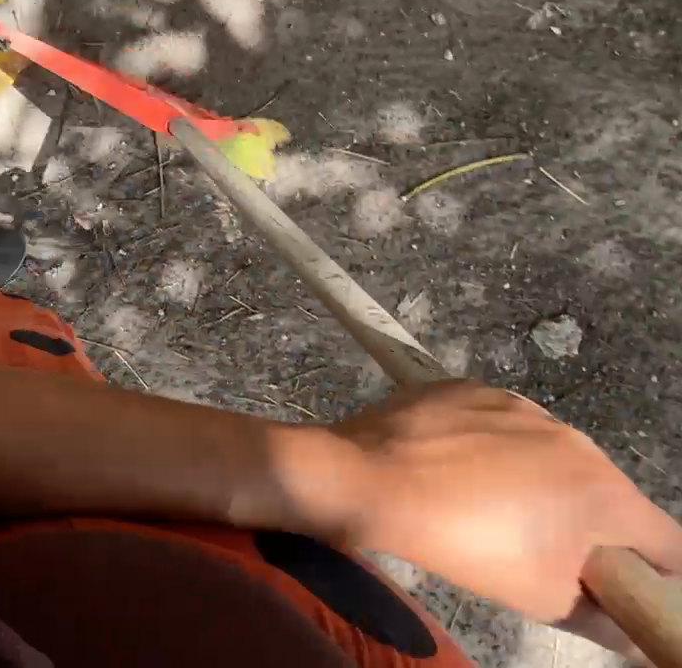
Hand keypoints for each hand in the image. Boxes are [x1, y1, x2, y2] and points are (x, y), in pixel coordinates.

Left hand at [332, 381, 681, 654]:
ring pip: (545, 452)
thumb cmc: (456, 538)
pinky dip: (485, 443)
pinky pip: (493, 423)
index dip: (650, 571)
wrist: (361, 478)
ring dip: (532, 476)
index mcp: (606, 490)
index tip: (614, 582)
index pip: (665, 542)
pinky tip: (452, 462)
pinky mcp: (460, 387)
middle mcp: (570, 435)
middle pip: (602, 491)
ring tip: (484, 499)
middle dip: (583, 520)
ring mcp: (510, 403)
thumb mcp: (543, 598)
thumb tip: (624, 625)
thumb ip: (601, 615)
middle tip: (535, 540)